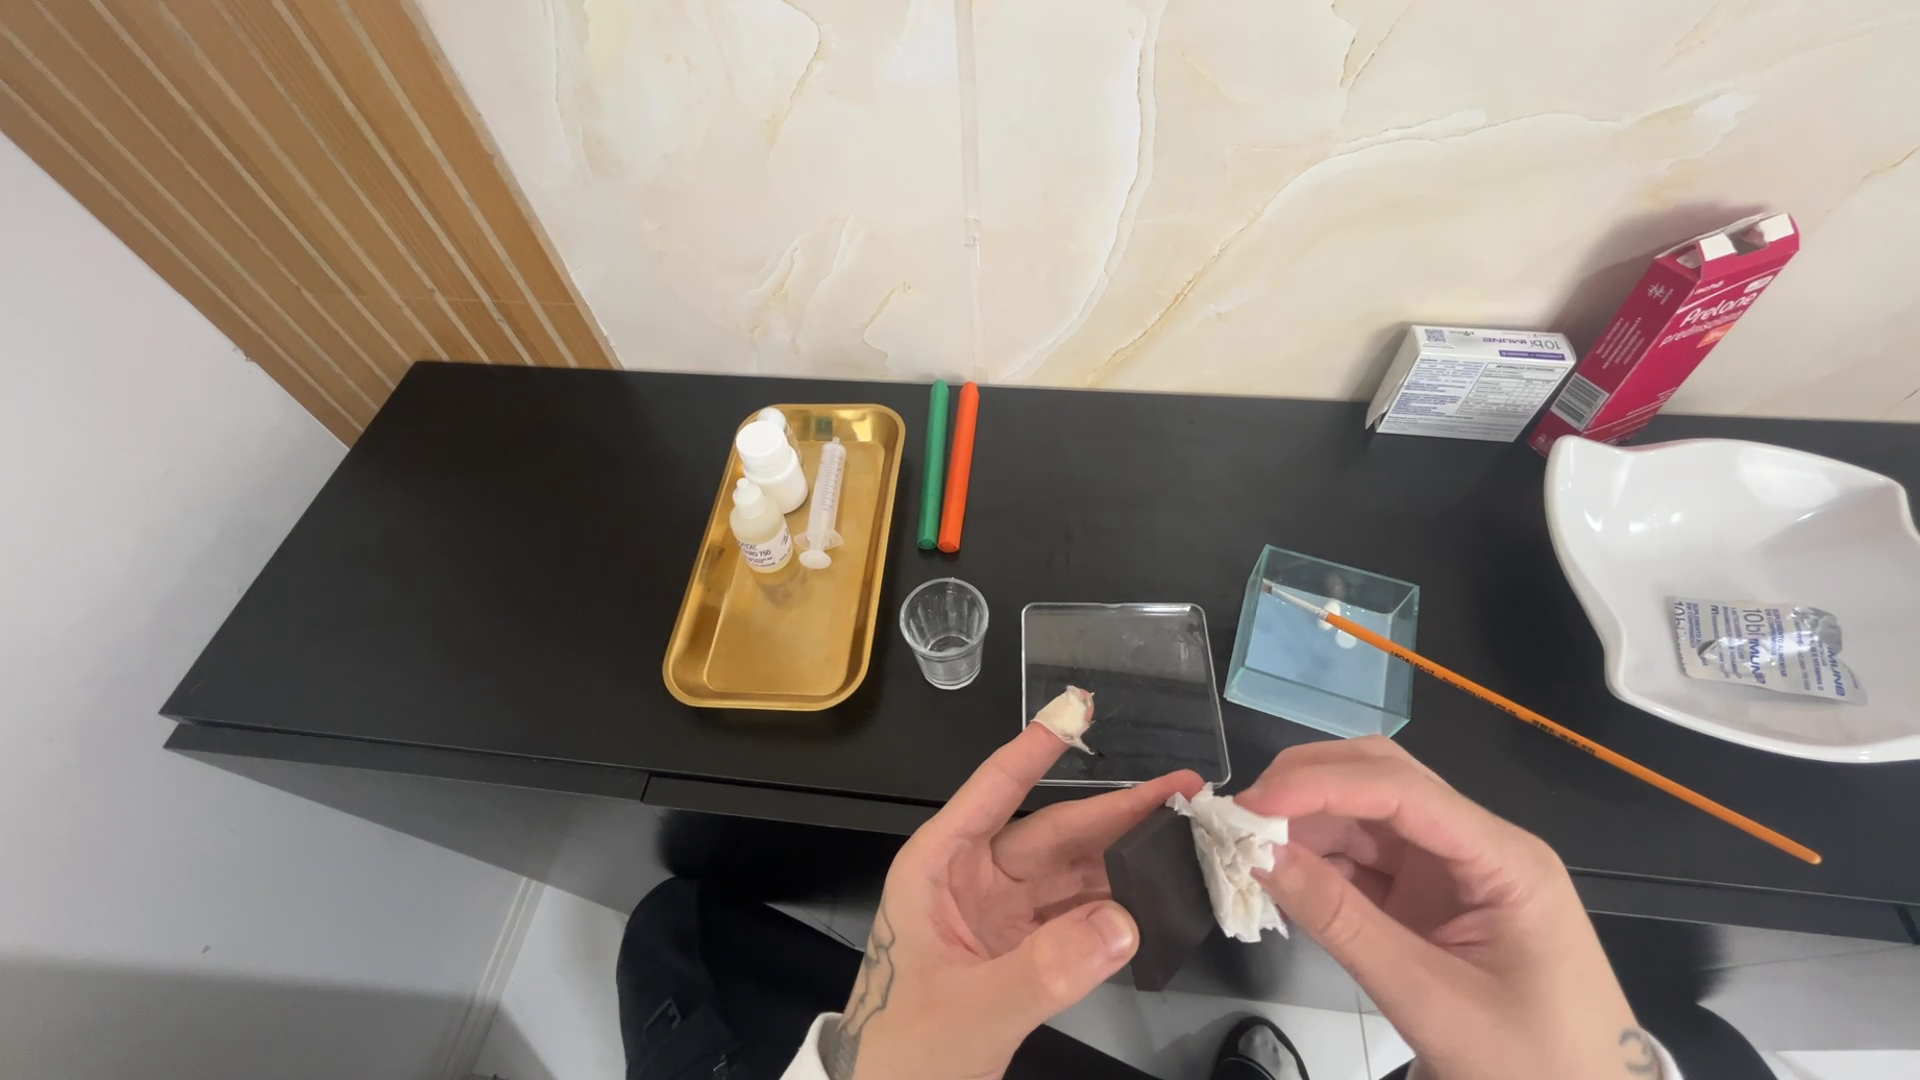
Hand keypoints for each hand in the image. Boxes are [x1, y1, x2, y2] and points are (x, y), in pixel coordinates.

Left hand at [821, 722, 1202, 1079]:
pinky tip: (1154, 894)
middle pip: (1052, 830)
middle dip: (1115, 810)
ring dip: (1123, 855)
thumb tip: (1123, 922)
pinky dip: (1114, 905)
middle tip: (1178, 788)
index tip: (1077, 710)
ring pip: (1071, 869)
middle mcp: (973, 875)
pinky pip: (1075, 913)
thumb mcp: (969, 1009)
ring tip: (1181, 836)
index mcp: (939, 864)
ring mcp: (1001, 911)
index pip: (993, 789)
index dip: (1037, 748)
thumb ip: (1044, 970)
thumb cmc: (902, 1051)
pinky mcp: (1023, 946)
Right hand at [1237, 737, 1653, 1079]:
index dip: (1321, 785)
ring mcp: (1448, 867)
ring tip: (1250, 842)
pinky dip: (1313, 855)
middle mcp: (1474, 844)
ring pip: (1362, 810)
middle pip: (1382, 777)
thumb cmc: (1533, 1072)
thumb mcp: (1431, 1002)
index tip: (1254, 804)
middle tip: (1244, 811)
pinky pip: (1359, 853)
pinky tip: (1280, 869)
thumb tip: (1259, 856)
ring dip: (1304, 818)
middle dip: (1308, 783)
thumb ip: (1342, 922)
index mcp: (1502, 858)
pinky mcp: (1425, 892)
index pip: (1401, 789)